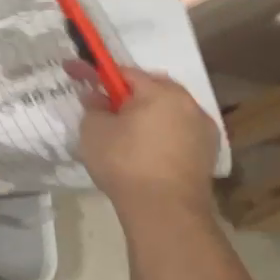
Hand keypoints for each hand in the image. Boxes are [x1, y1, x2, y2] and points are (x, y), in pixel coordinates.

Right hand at [68, 61, 219, 221]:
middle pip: (152, 88)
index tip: (73, 69)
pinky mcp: (207, 155)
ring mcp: (204, 132)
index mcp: (162, 94)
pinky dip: (159, 130)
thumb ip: (94, 105)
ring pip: (168, 110)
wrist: (164, 210)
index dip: (95, 71)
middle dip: (126, 91)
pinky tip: (141, 144)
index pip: (123, 72)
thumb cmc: (124, 160)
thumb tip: (97, 97)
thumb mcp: (94, 127)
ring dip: (145, 111)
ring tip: (121, 125)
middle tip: (101, 101)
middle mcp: (190, 106)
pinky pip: (178, 130)